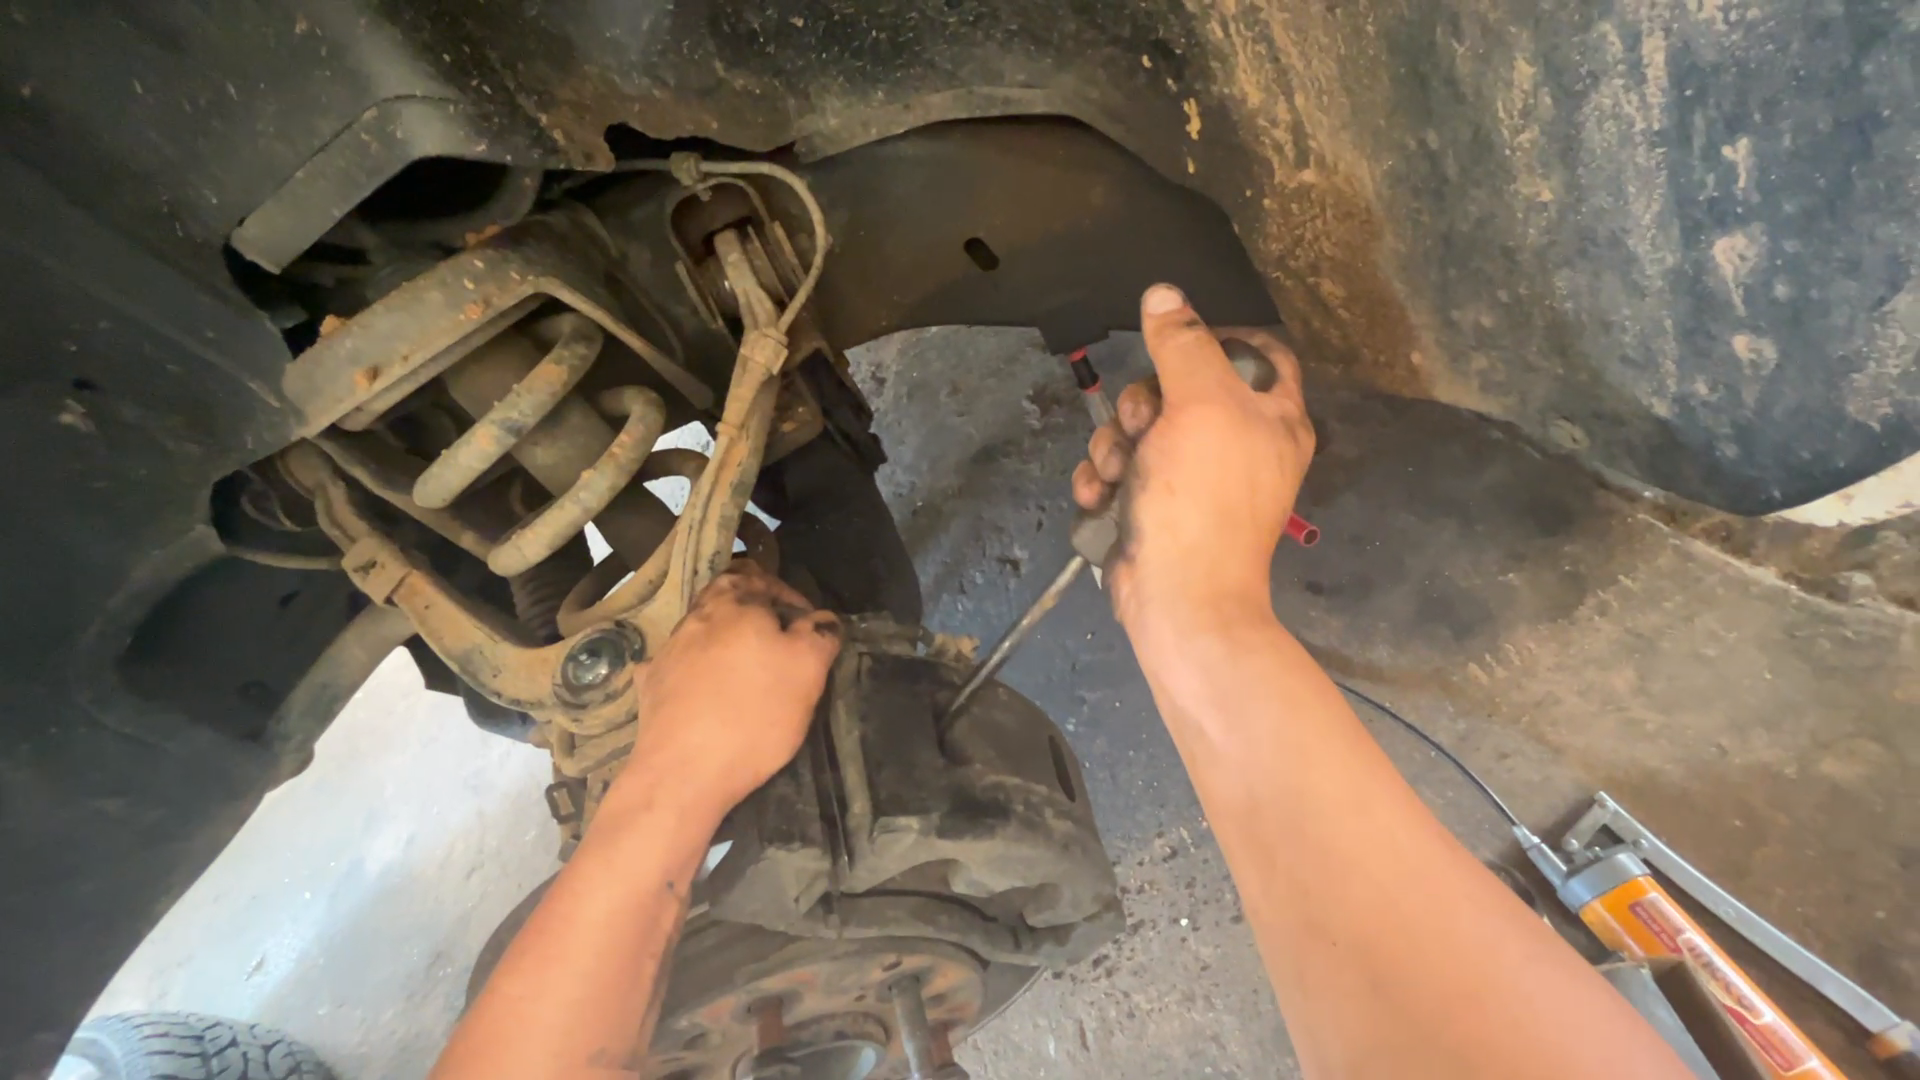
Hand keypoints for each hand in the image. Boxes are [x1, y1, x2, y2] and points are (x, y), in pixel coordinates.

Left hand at [608, 562, 842, 822]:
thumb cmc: (755, 713)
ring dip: (725, 638)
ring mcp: (667, 651)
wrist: (684, 773)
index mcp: (734, 604)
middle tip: (777, 637)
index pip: (761, 577)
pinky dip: (694, 666)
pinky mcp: (650, 687)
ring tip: (747, 667)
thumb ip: (820, 633)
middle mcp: (695, 618)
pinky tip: (703, 685)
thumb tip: (822, 618)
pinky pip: (677, 663)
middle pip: (724, 596)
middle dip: (752, 610)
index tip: (807, 622)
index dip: (789, 594)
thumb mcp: (809, 668)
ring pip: (700, 628)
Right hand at [1071, 283, 1314, 635]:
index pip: (1256, 351)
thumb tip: (1164, 292)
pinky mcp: (1152, 505)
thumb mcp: (1199, 405)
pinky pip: (1120, 470)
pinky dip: (1102, 480)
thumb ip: (1183, 344)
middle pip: (1178, 387)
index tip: (1175, 341)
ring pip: (1137, 429)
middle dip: (1142, 402)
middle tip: (1141, 426)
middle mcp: (1234, 443)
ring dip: (1113, 445)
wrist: (1176, 595)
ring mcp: (1190, 478)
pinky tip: (1098, 496)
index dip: (1215, 337)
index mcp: (1270, 417)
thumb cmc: (1201, 496)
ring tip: (1115, 475)